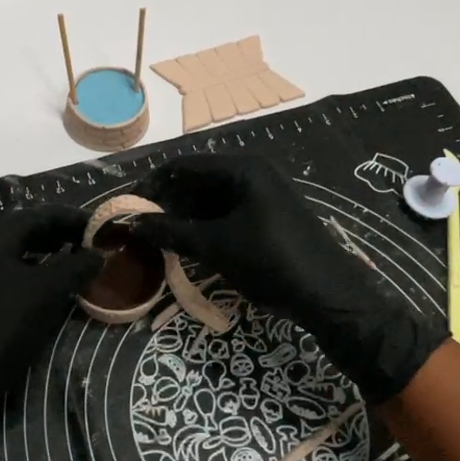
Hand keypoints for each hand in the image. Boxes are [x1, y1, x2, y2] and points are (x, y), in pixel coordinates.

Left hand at [0, 205, 100, 444]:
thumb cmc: (7, 326)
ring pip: (18, 248)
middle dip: (62, 233)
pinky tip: (49, 280)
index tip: (103, 226)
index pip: (44, 213)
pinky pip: (7, 267)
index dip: (76, 218)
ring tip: (77, 259)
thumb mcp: (48, 293)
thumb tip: (100, 253)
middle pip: (28, 227)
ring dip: (48, 250)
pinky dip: (32, 267)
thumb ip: (77, 267)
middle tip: (93, 243)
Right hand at [130, 154, 445, 402]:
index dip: (153, 183)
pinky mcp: (269, 217)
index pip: (184, 164)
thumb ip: (171, 232)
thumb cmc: (271, 261)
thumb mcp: (216, 247)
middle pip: (197, 179)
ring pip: (211, 198)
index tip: (129, 206)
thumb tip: (131, 224)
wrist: (330, 296)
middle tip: (142, 226)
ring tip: (160, 238)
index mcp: (243, 169)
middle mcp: (253, 174)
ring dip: (184, 216)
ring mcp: (263, 196)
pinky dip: (205, 225)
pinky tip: (189, 245)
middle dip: (168, 201)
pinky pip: (227, 212)